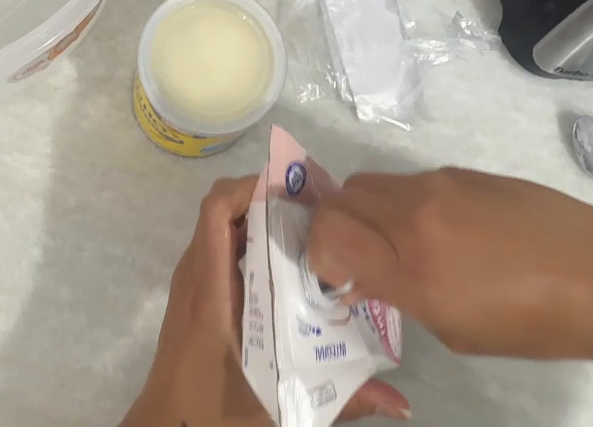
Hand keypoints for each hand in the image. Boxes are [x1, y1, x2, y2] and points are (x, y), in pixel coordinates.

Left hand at [121, 177, 410, 425]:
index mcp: (210, 289)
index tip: (297, 195)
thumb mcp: (278, 401)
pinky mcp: (195, 292)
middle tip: (316, 210)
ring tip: (308, 228)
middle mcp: (196, 273)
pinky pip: (220, 245)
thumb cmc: (212, 410)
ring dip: (260, 217)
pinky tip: (286, 263)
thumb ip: (341, 400)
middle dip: (267, 198)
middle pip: (222, 208)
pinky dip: (250, 240)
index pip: (216, 210)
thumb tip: (400, 401)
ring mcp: (192, 280)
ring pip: (222, 224)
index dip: (251, 188)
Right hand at [306, 168, 592, 361]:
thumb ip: (399, 293)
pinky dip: (403, 205)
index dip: (317, 253)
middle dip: (334, 227)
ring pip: (372, 183)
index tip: (338, 277)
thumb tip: (367, 273)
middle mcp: (415, 213)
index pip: (327, 232)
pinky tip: (444, 234)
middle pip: (339, 197)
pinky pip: (410, 182)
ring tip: (399, 246)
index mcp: (412, 265)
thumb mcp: (455, 330)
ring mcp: (438, 183)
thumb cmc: (533, 322)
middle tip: (355, 259)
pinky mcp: (462, 170)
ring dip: (367, 212)